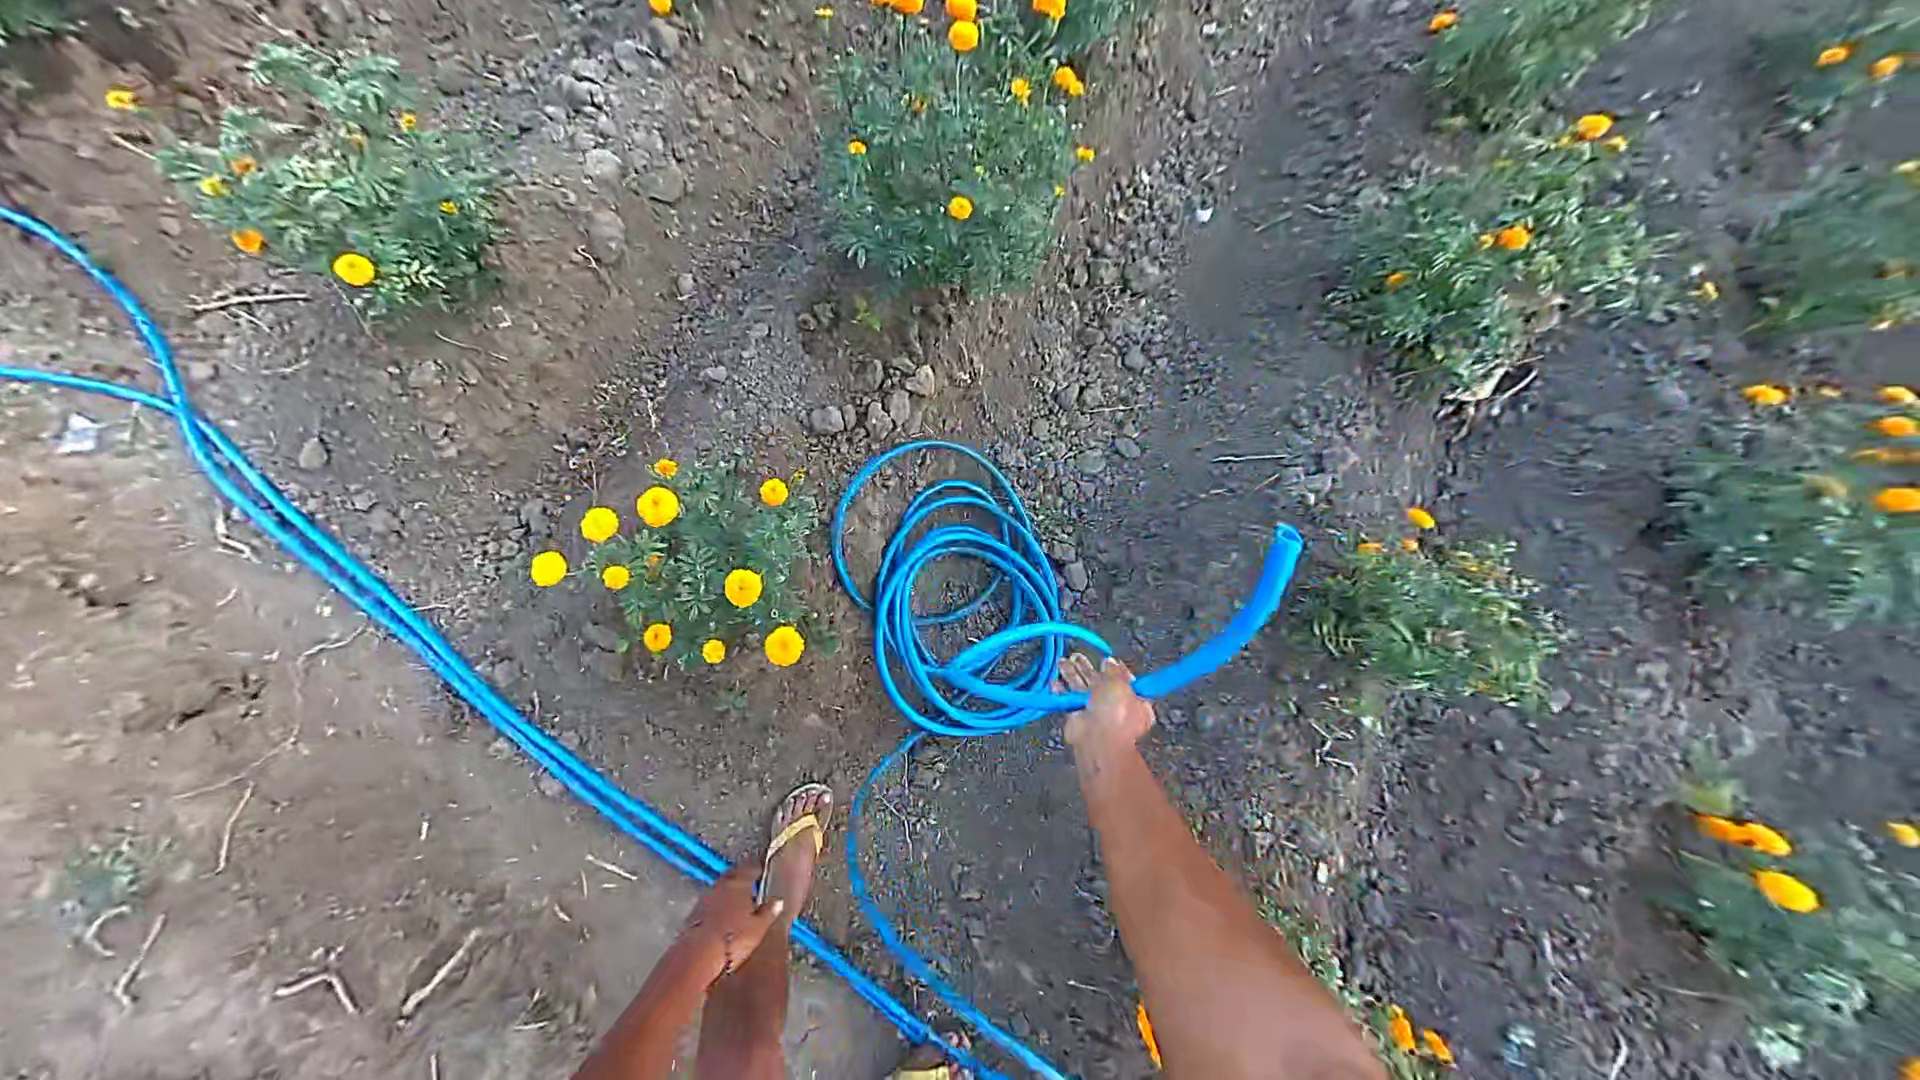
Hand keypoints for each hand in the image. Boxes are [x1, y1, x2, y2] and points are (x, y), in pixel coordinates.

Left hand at [678, 864, 785, 984]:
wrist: (697, 957)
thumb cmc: (732, 939)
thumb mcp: (758, 928)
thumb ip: (769, 912)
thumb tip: (778, 901)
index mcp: (739, 883)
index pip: (751, 869)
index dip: (758, 870)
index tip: (762, 873)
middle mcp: (722, 885)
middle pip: (733, 875)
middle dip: (741, 878)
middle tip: (750, 884)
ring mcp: (705, 899)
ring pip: (721, 888)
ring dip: (728, 891)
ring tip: (737, 900)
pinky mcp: (693, 914)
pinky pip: (711, 903)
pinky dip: (718, 905)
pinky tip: (722, 915)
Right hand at [1059, 653, 1153, 760]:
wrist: (1098, 738)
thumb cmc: (1117, 713)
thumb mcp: (1120, 683)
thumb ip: (1115, 670)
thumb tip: (1110, 662)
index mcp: (1135, 701)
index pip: (1125, 681)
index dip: (1114, 669)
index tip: (1105, 659)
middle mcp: (1115, 707)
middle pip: (1099, 683)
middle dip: (1086, 669)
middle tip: (1076, 657)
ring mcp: (1096, 713)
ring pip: (1081, 689)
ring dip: (1071, 674)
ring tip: (1062, 662)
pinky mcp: (1078, 717)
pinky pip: (1068, 700)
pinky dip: (1061, 691)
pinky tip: (1055, 681)